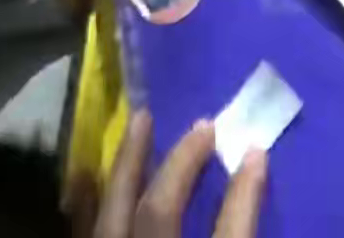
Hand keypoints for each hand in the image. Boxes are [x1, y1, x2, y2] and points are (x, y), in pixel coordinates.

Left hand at [92, 109, 265, 237]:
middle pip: (160, 211)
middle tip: (204, 125)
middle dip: (181, 164)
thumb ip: (232, 231)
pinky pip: (85, 227)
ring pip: (114, 209)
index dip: (244, 197)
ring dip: (128, 162)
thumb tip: (250, 172)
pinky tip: (88, 171)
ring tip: (141, 118)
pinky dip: (86, 198)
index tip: (257, 152)